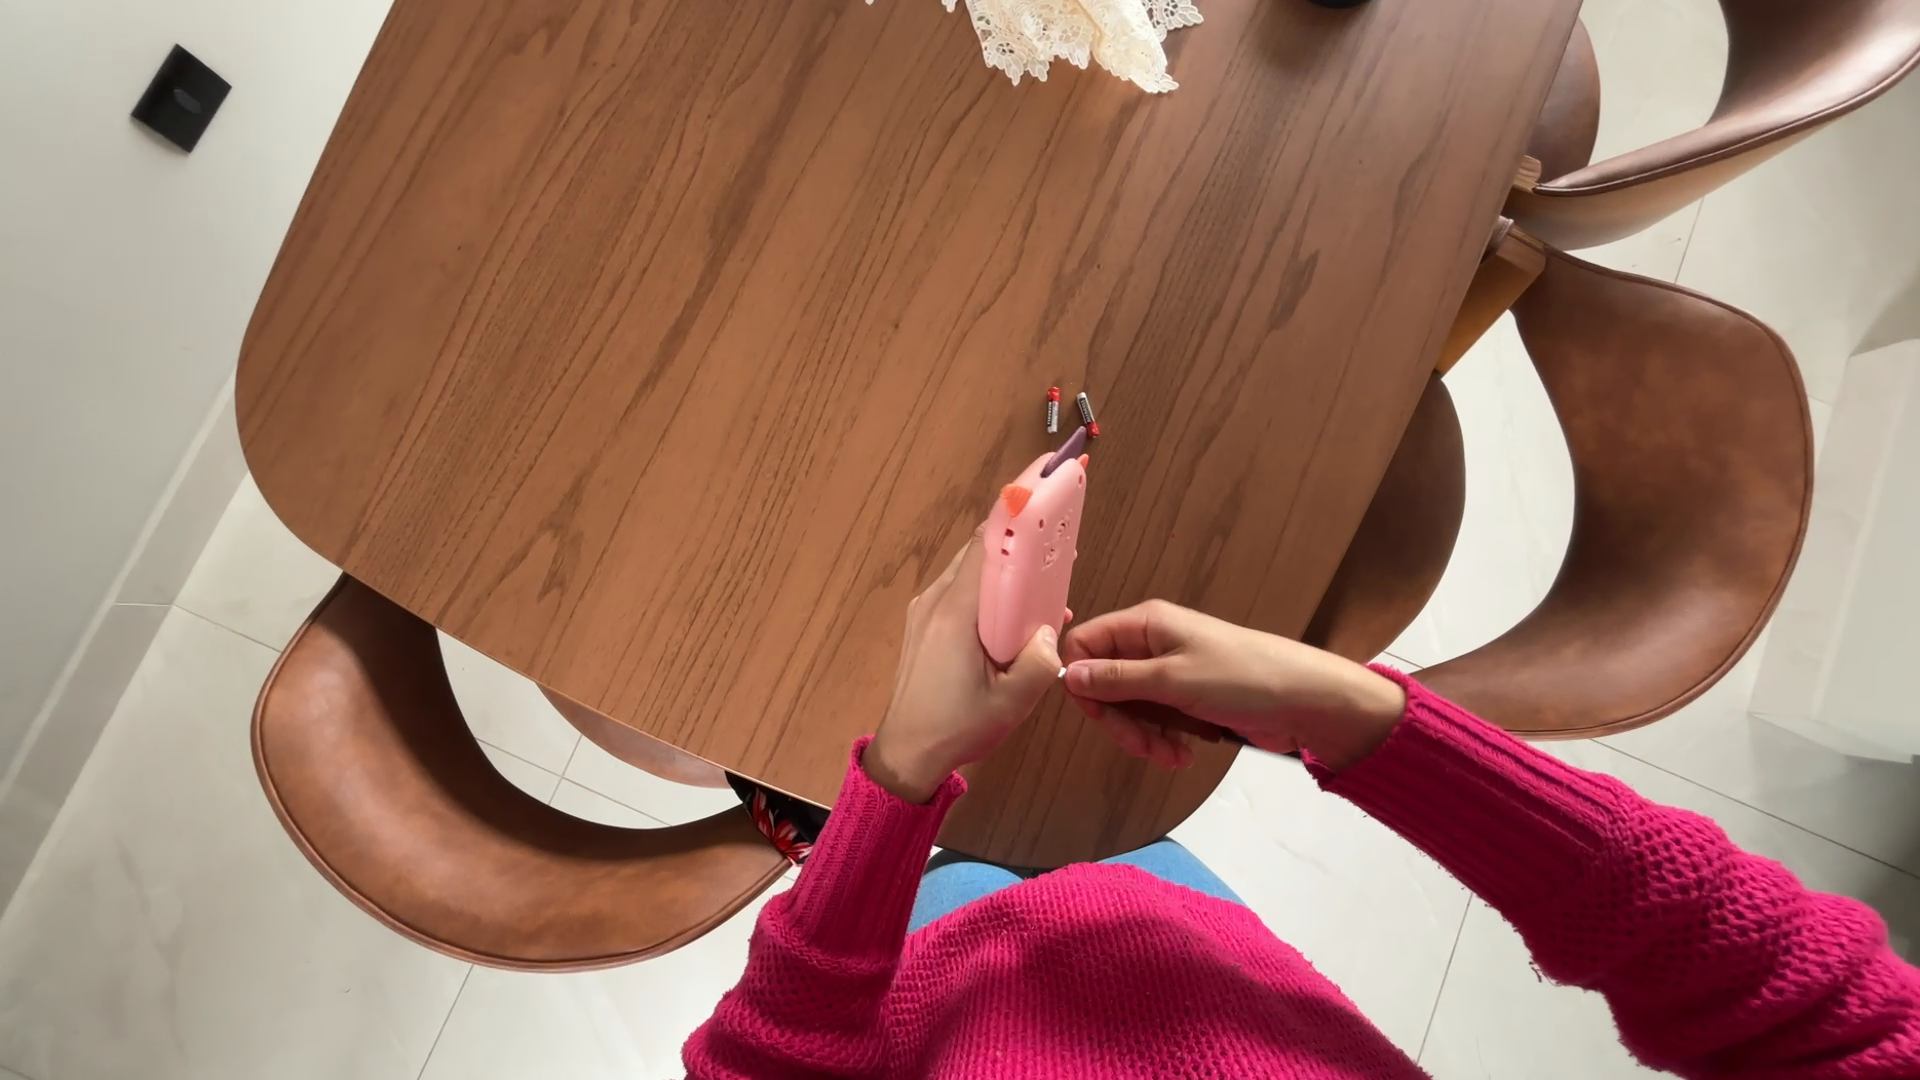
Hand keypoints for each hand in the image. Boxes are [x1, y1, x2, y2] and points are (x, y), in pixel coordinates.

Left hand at [866, 526, 1062, 802]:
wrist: (906, 752)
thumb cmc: (957, 726)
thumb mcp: (1012, 702)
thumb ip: (1038, 660)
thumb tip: (1049, 629)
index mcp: (955, 612)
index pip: (984, 545)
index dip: (1014, 520)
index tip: (1044, 507)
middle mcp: (934, 601)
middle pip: (977, 553)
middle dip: (1016, 548)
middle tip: (1055, 558)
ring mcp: (923, 612)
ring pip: (967, 572)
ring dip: (1001, 573)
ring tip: (1038, 590)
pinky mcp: (921, 625)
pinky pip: (957, 593)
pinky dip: (985, 593)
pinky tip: (1009, 618)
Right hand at [1060, 600, 1403, 771]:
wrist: (1308, 701)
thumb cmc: (1242, 678)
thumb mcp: (1174, 679)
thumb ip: (1117, 679)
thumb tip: (1068, 675)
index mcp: (1144, 624)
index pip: (1085, 643)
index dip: (1082, 679)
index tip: (1098, 712)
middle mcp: (1150, 644)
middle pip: (1103, 681)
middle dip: (1118, 718)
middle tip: (1141, 745)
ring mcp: (1168, 672)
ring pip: (1127, 706)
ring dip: (1141, 735)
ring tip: (1170, 754)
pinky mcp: (1184, 698)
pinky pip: (1152, 719)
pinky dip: (1160, 739)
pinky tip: (1181, 754)